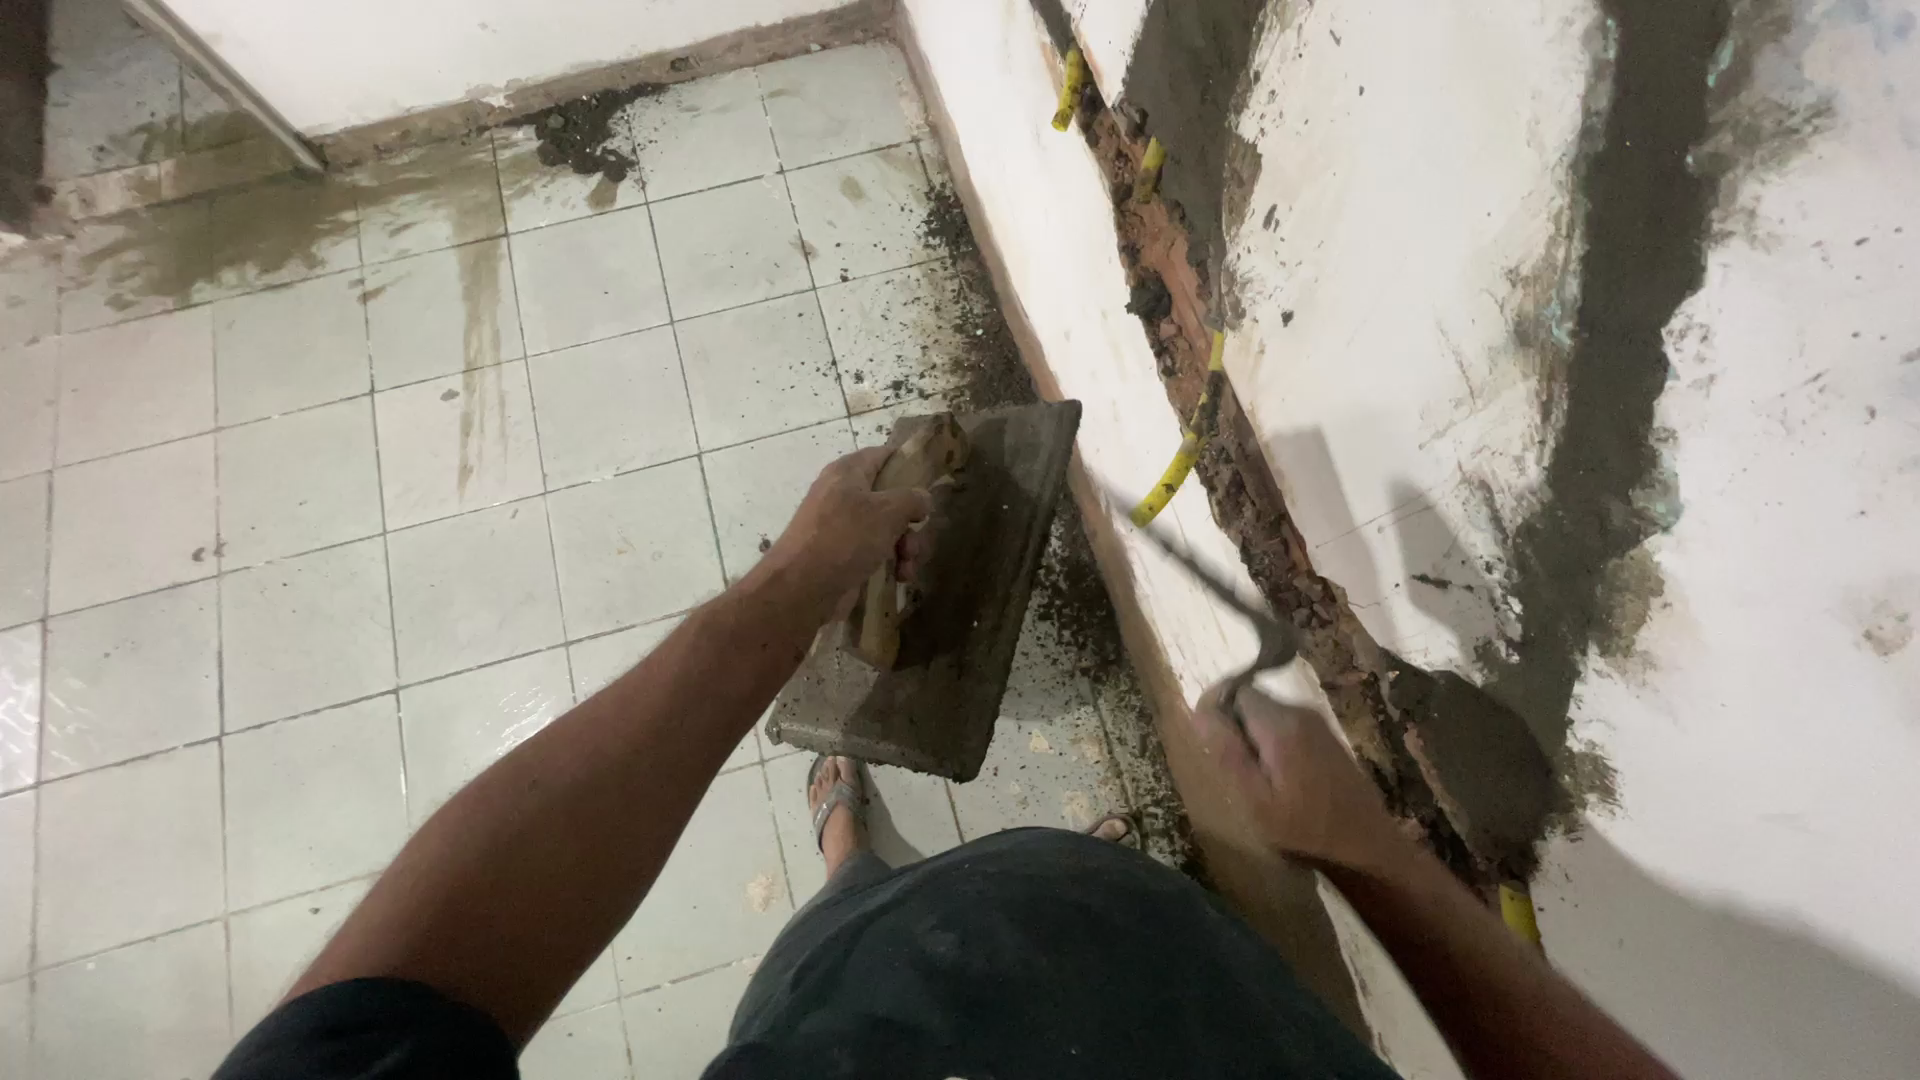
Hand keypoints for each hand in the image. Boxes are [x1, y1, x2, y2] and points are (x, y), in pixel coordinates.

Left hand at [757, 447, 932, 623]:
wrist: (802, 589)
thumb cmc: (846, 539)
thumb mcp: (887, 511)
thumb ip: (912, 499)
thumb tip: (922, 499)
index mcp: (848, 472)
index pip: (884, 455)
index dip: (908, 465)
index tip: (930, 484)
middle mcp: (843, 494)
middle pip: (890, 497)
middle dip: (910, 520)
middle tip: (916, 534)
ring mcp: (842, 526)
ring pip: (886, 528)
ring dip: (905, 546)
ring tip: (907, 565)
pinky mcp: (842, 554)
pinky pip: (875, 550)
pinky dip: (891, 562)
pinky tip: (900, 577)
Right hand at [1191, 683, 1408, 876]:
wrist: (1368, 850)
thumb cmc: (1305, 830)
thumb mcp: (1255, 799)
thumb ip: (1228, 753)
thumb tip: (1200, 713)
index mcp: (1282, 725)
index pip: (1236, 689)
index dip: (1217, 707)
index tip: (1210, 738)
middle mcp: (1301, 713)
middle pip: (1252, 699)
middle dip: (1235, 724)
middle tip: (1232, 764)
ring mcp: (1318, 723)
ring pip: (1268, 712)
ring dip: (1253, 734)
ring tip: (1253, 775)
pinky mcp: (1326, 737)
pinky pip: (1285, 725)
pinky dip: (1272, 741)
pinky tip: (1278, 776)